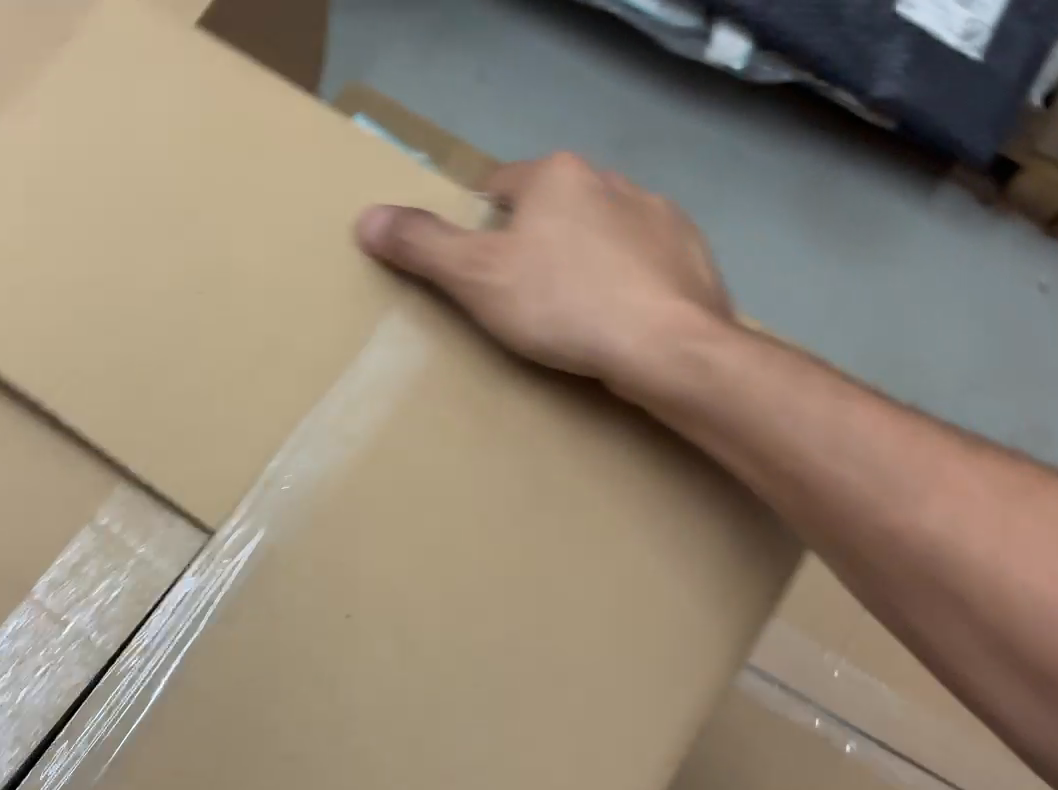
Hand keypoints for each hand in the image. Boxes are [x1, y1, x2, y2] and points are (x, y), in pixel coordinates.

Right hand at [355, 152, 735, 403]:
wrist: (667, 346)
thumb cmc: (561, 305)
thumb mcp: (476, 278)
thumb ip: (421, 246)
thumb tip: (365, 218)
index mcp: (555, 175)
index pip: (499, 185)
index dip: (480, 227)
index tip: (478, 271)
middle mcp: (610, 179)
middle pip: (552, 208)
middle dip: (534, 245)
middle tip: (521, 300)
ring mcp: (658, 214)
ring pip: (600, 233)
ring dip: (583, 260)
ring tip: (573, 314)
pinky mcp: (691, 252)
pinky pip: (643, 260)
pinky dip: (627, 282)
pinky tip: (619, 320)